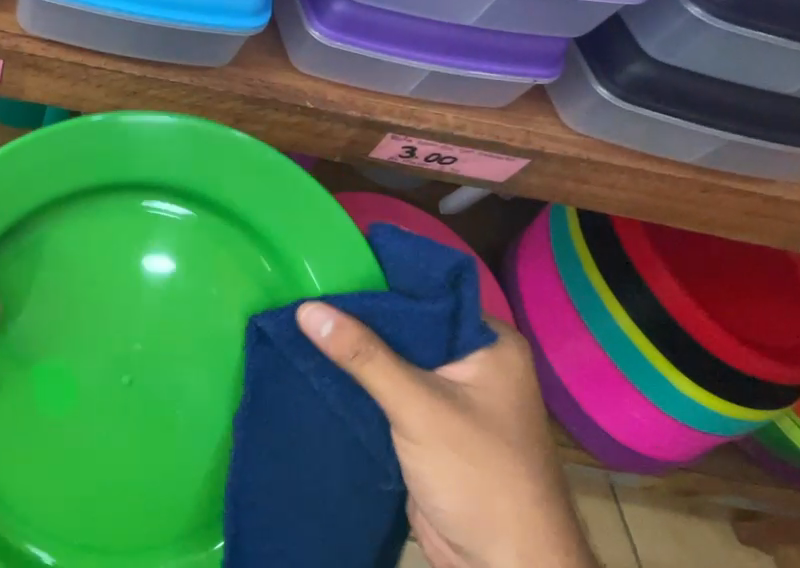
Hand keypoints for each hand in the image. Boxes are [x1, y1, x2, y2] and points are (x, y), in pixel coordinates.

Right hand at [298, 303, 596, 567]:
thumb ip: (363, 356)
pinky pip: (382, 386)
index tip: (325, 262)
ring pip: (389, 355)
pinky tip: (312, 361)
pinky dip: (353, 377)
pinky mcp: (424, 422)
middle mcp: (471, 360)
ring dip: (349, 347)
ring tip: (295, 318)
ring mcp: (448, 393)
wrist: (504, 567)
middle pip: (403, 323)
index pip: (425, 292)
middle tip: (299, 289)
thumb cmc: (480, 477)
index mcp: (489, 343)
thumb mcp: (419, 408)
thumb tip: (305, 307)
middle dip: (354, 313)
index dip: (376, 278)